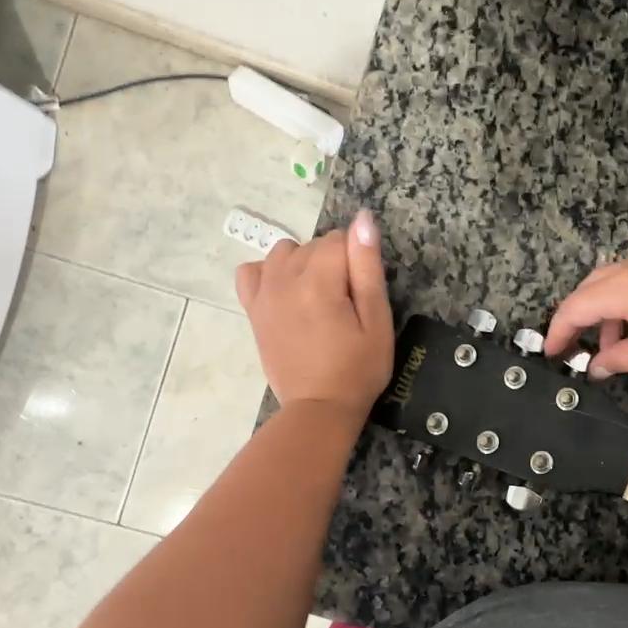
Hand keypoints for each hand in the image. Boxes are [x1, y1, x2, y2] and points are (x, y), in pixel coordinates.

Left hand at [235, 210, 393, 418]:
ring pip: (284, 252)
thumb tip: (362, 219)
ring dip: (303, 264)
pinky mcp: (253, 310)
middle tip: (346, 305)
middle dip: (333, 263)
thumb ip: (367, 267)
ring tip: (319, 297)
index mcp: (319, 281)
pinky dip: (269, 273)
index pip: (339, 239)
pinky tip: (286, 293)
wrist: (319, 408)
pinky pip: (251, 271)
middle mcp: (285, 279)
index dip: (358, 261)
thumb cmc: (358, 369)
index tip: (363, 294)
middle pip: (312, 245)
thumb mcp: (376, 320)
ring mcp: (263, 294)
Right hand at [544, 248, 627, 380]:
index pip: (577, 306)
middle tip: (576, 347)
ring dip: (609, 309)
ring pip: (619, 279)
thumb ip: (619, 358)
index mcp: (626, 285)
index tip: (552, 353)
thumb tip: (597, 365)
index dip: (560, 331)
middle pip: (594, 285)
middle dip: (581, 316)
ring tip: (617, 346)